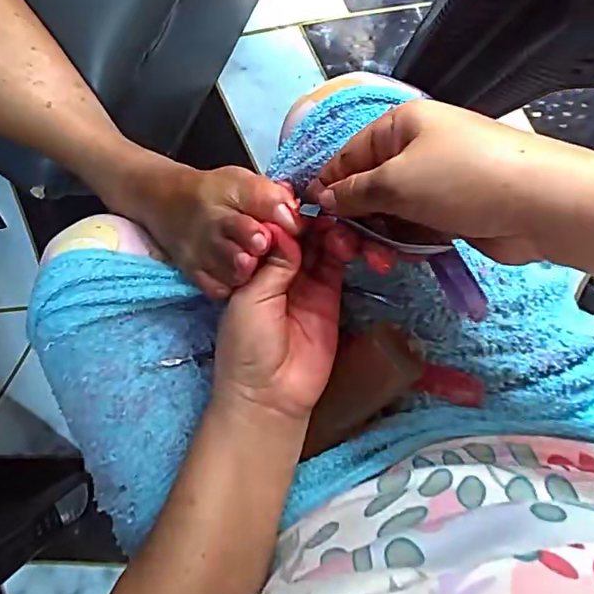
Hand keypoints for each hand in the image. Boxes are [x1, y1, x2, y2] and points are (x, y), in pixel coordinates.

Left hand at [212, 218, 352, 423]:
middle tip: (324, 208)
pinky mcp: (329, 296)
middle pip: (299, 234)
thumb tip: (290, 228)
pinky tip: (345, 239)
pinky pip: (337, 265)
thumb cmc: (247, 346)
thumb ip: (274, 263)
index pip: (271, 231)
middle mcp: (279, 270)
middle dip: (310, 218)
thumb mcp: (252, 297)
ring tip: (335, 226)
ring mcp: (305, 282)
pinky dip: (343, 248)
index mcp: (252, 266)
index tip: (296, 199)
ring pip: (320, 245)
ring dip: (329, 230)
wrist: (271, 394)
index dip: (284, 215)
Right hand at [308, 99, 566, 263]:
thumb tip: (323, 196)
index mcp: (402, 124)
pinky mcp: (454, 209)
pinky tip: (407, 257)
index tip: (313, 215)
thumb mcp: (396, 181)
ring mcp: (437, 180)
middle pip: (369, 185)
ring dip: (382, 235)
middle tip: (350, 247)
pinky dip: (408, 241)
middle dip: (358, 217)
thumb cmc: (462, 179)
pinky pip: (416, 225)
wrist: (540, 204)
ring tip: (383, 258)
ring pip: (391, 210)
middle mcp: (417, 148)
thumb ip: (354, 191)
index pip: (350, 153)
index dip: (329, 183)